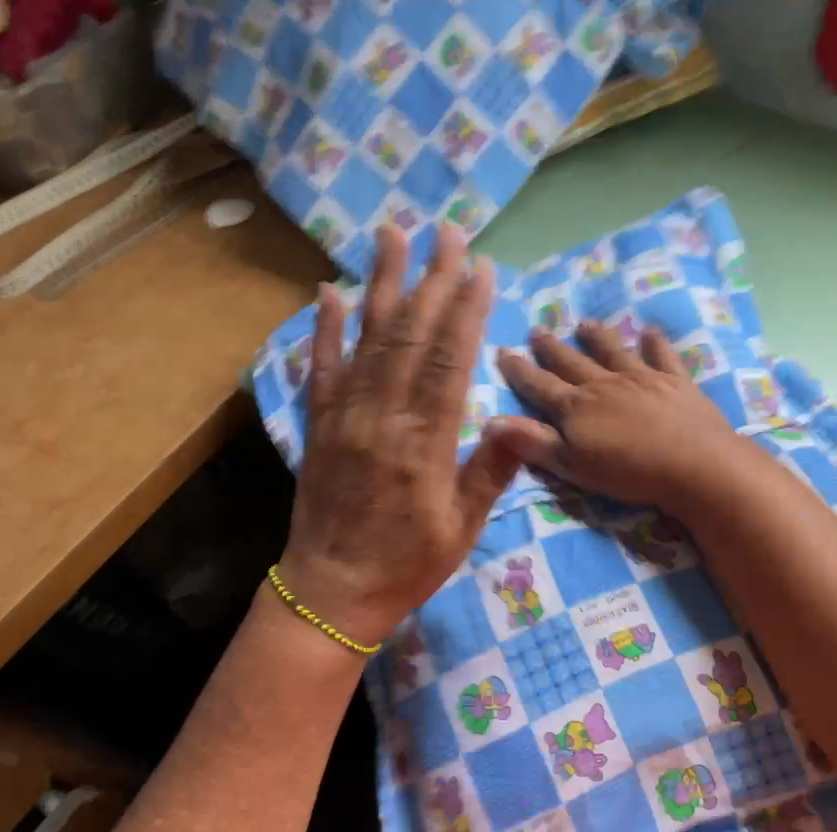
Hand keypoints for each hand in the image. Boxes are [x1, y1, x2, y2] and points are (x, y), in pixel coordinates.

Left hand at [280, 225, 540, 647]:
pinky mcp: (318, 426)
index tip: (481, 269)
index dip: (467, 310)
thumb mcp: (462, 529)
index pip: (449, 360)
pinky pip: (320, 368)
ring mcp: (344, 418)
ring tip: (391, 235)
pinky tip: (328, 292)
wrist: (333, 592)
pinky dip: (324, 328)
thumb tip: (518, 421)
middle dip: (431, 280)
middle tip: (446, 234)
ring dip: (381, 284)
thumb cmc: (408, 564)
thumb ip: (489, 472)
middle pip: (409, 335)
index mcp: (424, 443)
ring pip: (366, 339)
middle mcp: (382, 418)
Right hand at [496, 321, 751, 509]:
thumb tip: (490, 422)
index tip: (503, 352)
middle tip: (536, 331)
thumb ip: (533, 442)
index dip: (519, 371)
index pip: (539, 386)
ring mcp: (642, 378)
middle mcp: (604, 384)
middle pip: (572, 363)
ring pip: (613, 352)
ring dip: (597, 337)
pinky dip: (655, 343)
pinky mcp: (676, 382)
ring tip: (584, 324)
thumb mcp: (572, 465)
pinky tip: (651, 332)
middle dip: (552, 349)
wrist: (693, 464)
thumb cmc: (628, 472)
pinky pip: (662, 356)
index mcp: (576, 408)